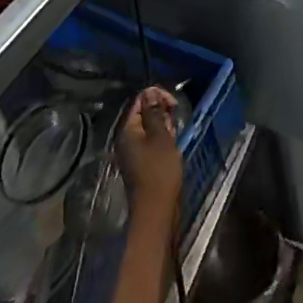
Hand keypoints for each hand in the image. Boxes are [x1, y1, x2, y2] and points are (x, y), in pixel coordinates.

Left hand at [119, 87, 182, 217]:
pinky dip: (161, 140)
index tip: (173, 101)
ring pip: (147, 131)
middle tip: (176, 113)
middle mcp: (126, 138)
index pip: (138, 102)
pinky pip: (150, 144)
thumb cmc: (159, 171)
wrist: (156, 210)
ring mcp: (132, 153)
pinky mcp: (141, 164)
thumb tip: (149, 92)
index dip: (155, 96)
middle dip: (159, 111)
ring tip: (175, 127)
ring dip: (161, 126)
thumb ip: (154, 113)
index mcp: (127, 129)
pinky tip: (172, 142)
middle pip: (141, 116)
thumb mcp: (160, 138)